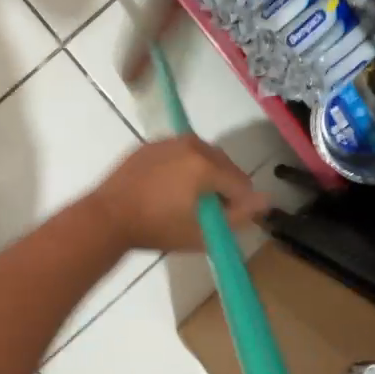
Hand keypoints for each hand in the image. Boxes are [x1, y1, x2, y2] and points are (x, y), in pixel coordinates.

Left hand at [87, 136, 269, 252]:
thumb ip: (238, 216)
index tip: (224, 220)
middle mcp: (190, 145)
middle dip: (224, 186)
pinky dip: (183, 166)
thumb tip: (266, 200)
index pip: (241, 183)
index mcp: (206, 165)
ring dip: (205, 173)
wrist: (108, 216)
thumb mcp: (201, 232)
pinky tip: (169, 187)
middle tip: (208, 210)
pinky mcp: (149, 145)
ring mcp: (167, 141)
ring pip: (202, 155)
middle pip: (223, 165)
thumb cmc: (156, 228)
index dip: (239, 204)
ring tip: (189, 199)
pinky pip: (178, 153)